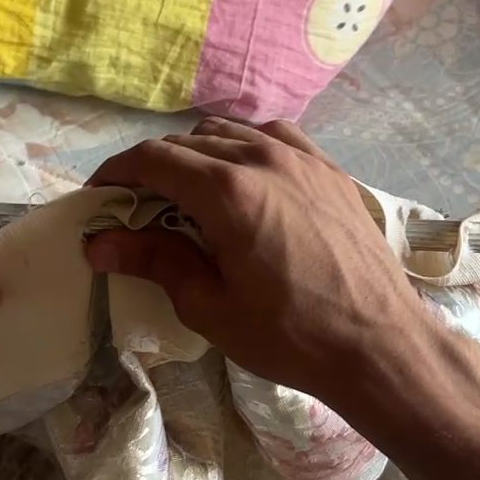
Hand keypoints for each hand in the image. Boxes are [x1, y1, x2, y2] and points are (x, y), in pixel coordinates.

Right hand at [85, 118, 436, 406]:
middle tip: (134, 206)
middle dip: (149, 169)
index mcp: (227, 191)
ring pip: (227, 133)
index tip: (98, 197)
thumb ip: (153, 261)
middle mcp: (262, 158)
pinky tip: (241, 175)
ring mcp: (302, 158)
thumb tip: (98, 245)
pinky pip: (271, 136)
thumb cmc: (288, 334)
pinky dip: (241, 146)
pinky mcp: (328, 170)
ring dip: (193, 155)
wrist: (381, 346)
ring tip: (184, 192)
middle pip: (184, 143)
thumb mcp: (208, 306)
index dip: (115, 172)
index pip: (152, 159)